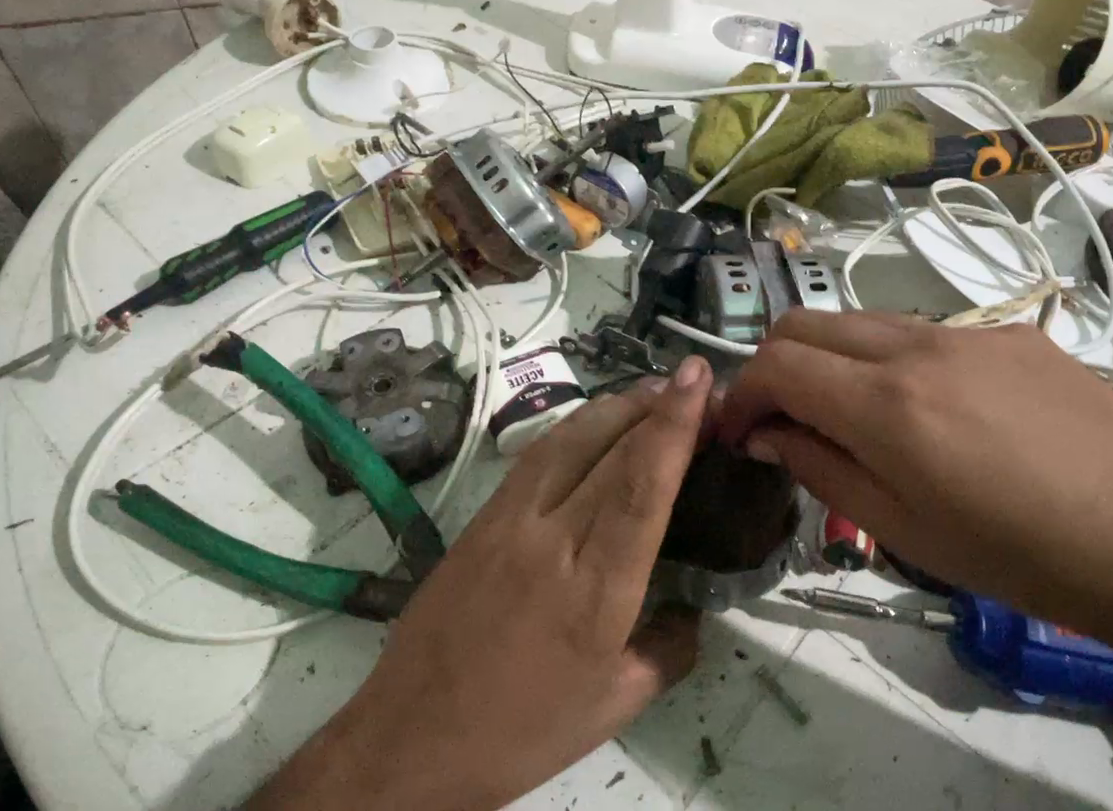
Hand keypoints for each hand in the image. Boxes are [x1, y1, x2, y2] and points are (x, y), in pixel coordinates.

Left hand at [249, 355, 714, 810]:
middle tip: (692, 380)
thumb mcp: (615, 705)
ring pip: (568, 440)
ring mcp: (509, 522)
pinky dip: (572, 428)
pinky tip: (592, 425)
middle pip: (611, 450)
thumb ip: (668, 649)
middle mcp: (552, 539)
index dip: (675, 425)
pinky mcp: (480, 518)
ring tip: (651, 390)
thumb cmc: (524, 731)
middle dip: (656, 404)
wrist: (413, 735)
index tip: (699, 377)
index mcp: (597, 590)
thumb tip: (695, 609)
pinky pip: (534, 457)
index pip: (642, 486)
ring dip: (614, 406)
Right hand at [714, 310, 1112, 644]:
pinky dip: (895, 360)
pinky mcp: (1013, 333)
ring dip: (834, 357)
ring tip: (854, 415)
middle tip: (781, 415)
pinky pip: (927, 332)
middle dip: (775, 362)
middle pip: (808, 321)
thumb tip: (765, 431)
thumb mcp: (900, 529)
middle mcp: (919, 346)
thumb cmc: (1016, 558)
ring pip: (864, 321)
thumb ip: (818, 466)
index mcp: (886, 404)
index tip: (739, 430)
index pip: (776, 363)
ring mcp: (970, 331)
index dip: (742, 393)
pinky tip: (934, 411)